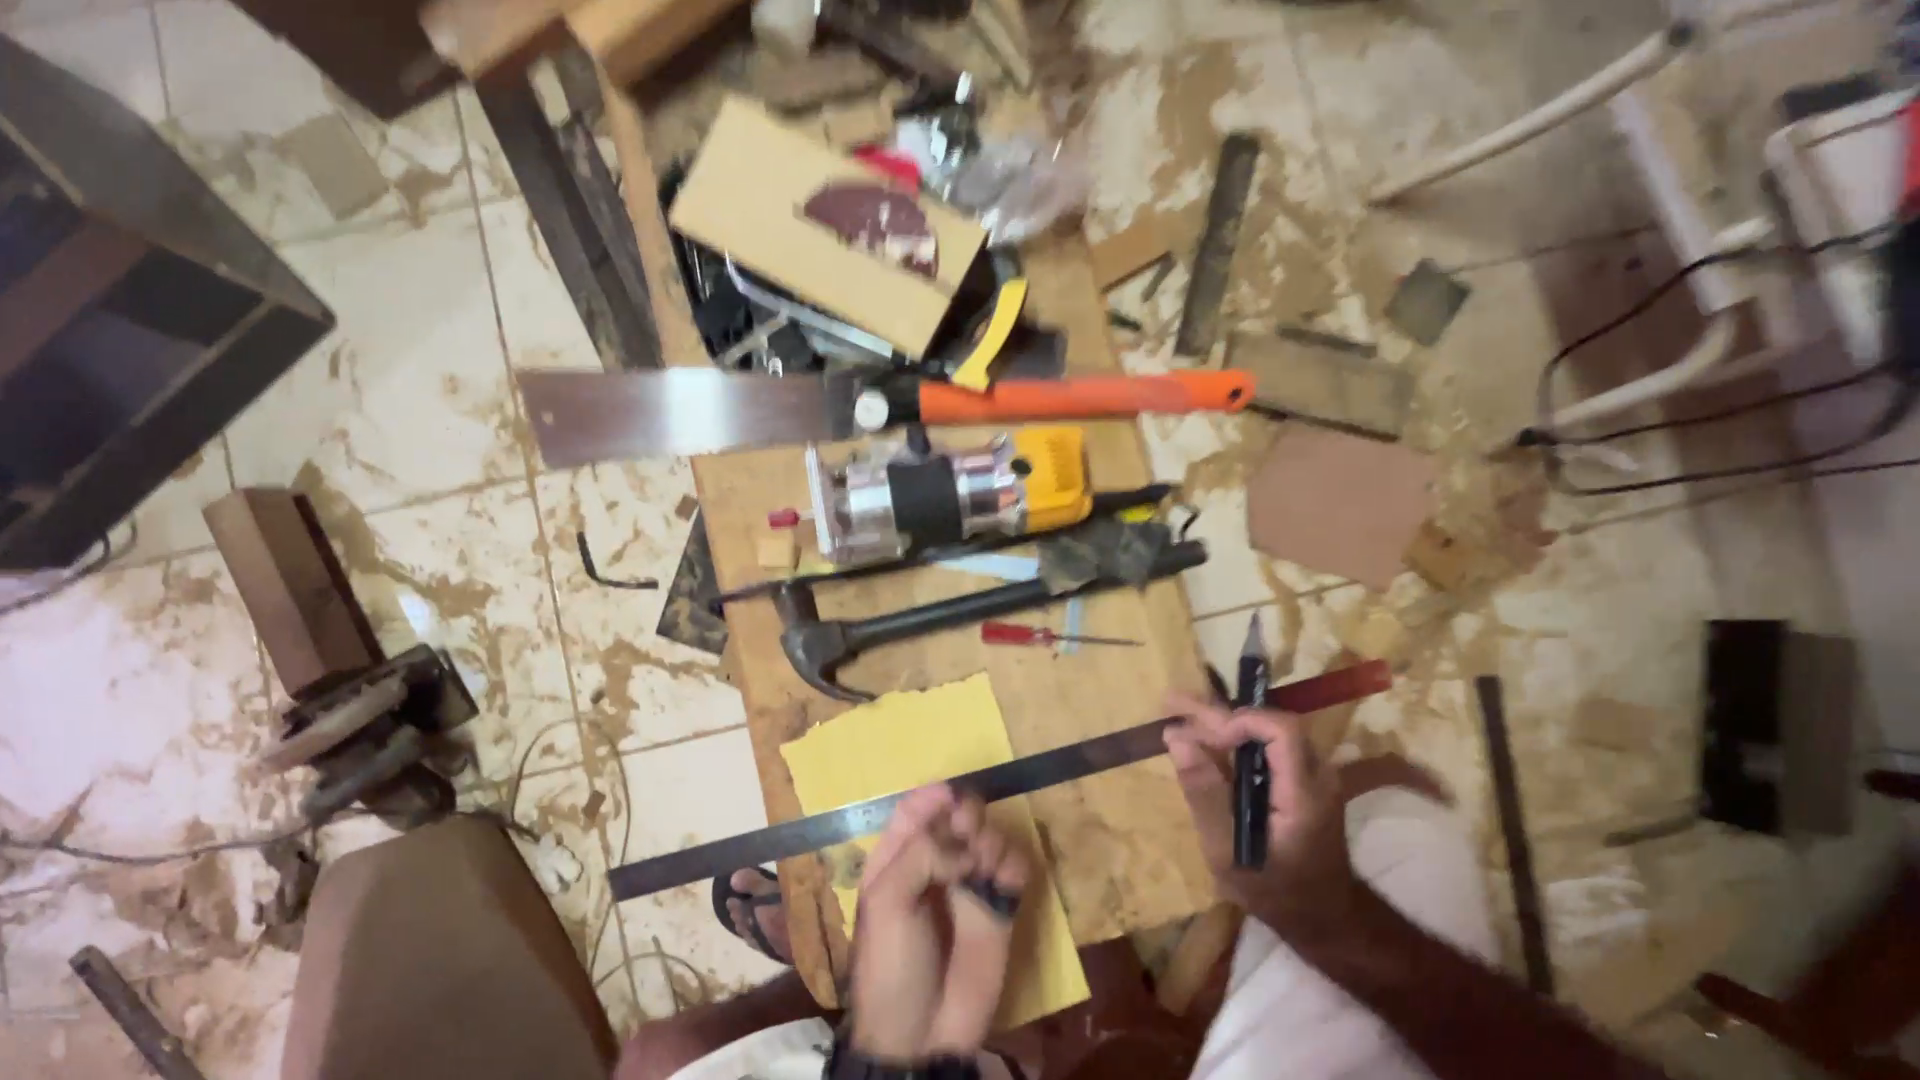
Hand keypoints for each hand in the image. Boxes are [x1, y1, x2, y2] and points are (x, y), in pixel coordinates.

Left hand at [849, 784, 1029, 1060]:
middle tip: (969, 834)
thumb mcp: (887, 902)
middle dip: (968, 814)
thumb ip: (921, 855)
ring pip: (990, 838)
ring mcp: (970, 886)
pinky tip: (1005, 883)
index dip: (933, 796)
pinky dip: (1014, 866)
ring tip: (984, 868)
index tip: (951, 795)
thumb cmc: (891, 964)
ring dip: (991, 841)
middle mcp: (935, 865)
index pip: (915, 809)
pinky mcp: (1001, 908)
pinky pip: (1015, 870)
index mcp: (897, 859)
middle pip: (958, 816)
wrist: (921, 1034)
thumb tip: (964, 844)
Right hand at [1163, 693, 1360, 932]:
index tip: (1201, 737)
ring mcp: (1314, 776)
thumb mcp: (1227, 853)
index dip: (1239, 721)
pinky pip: (1269, 747)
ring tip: (1178, 718)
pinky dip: (1234, 742)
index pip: (1281, 730)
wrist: (1324, 917)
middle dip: (1217, 714)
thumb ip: (1204, 793)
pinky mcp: (1304, 781)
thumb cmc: (1274, 892)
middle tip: (1170, 704)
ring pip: (1267, 732)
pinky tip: (1202, 742)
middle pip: (1269, 724)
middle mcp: (1317, 775)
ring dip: (1222, 725)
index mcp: (1304, 794)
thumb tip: (1177, 738)